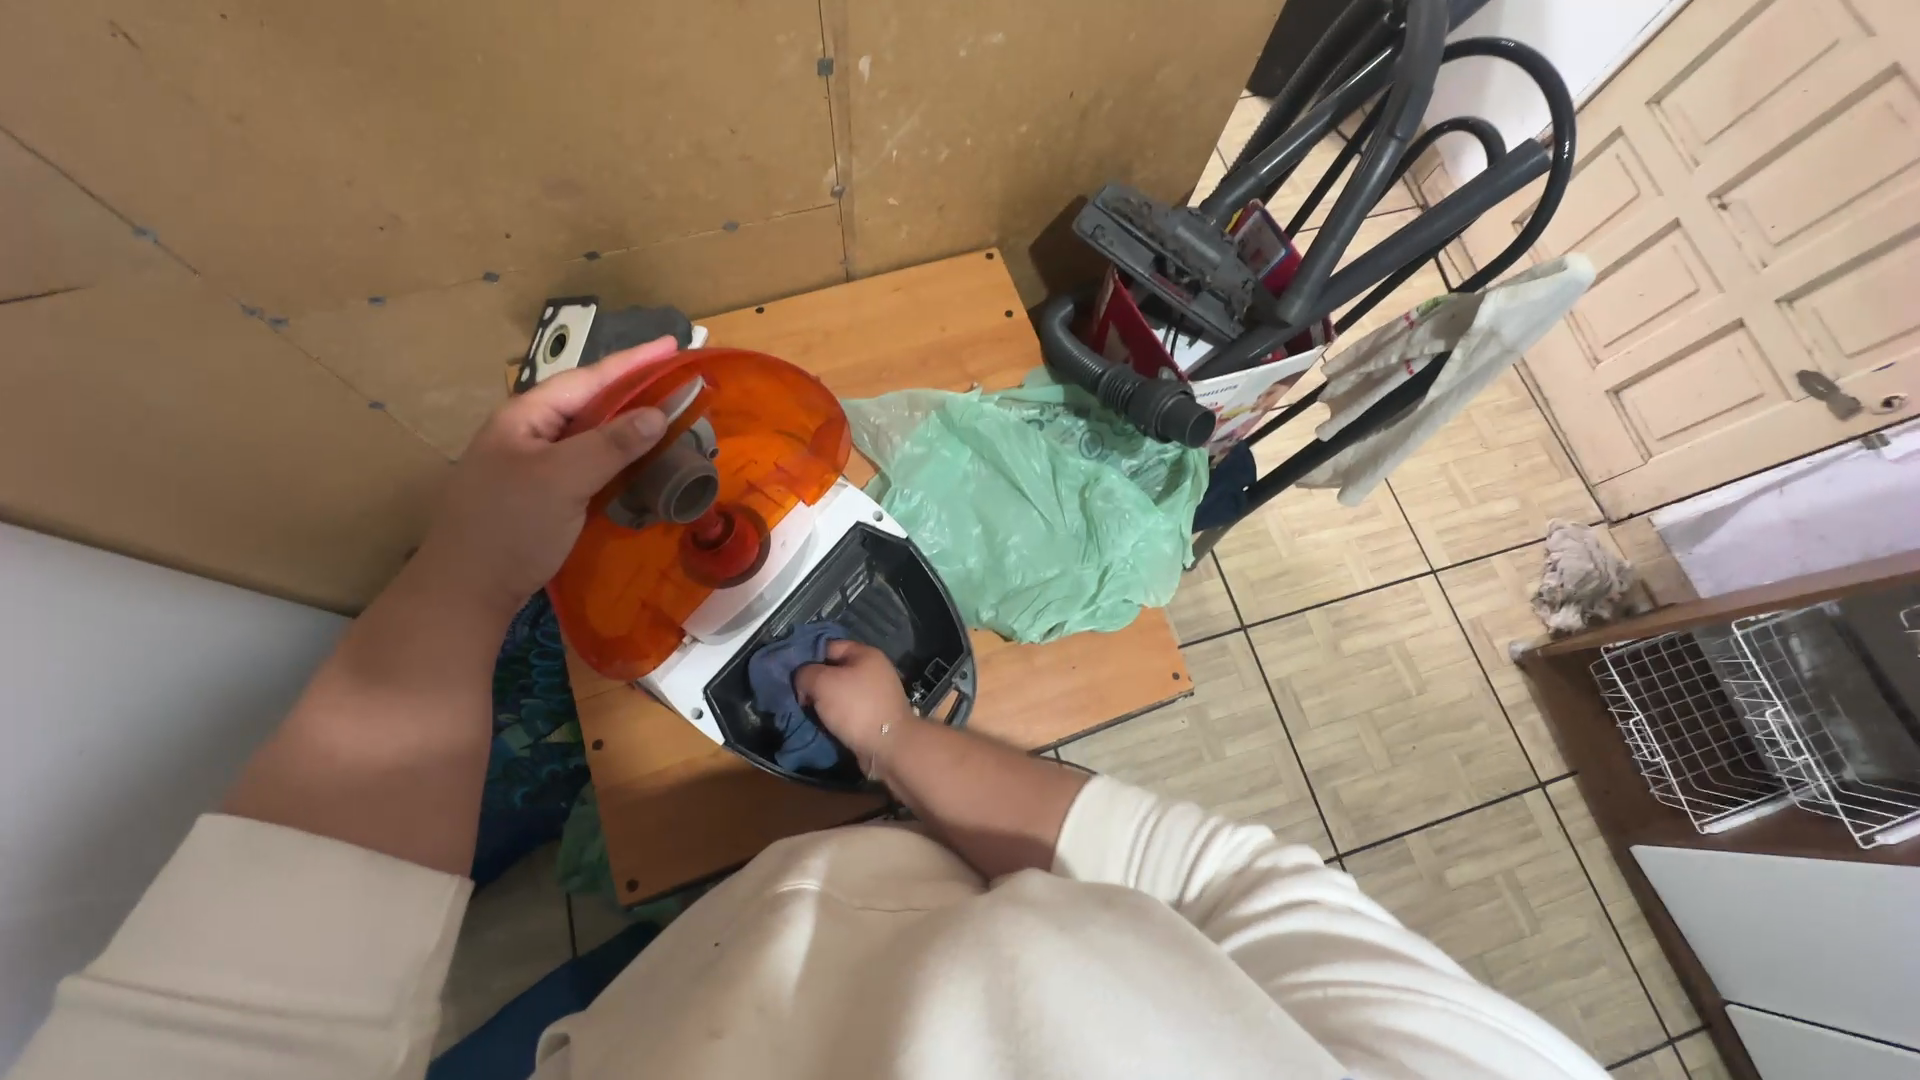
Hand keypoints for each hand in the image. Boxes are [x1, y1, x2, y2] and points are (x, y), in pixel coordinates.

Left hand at [412, 336, 679, 615]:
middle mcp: (529, 434)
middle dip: (634, 389)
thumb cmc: (510, 527)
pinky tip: (641, 463)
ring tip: (669, 416)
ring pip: (590, 434)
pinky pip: (589, 464)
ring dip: (629, 425)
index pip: (588, 379)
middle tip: (677, 381)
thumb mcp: (563, 480)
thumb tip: (657, 414)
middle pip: (590, 402)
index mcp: (525, 417)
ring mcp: (534, 466)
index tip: (673, 345)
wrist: (467, 591)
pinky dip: (620, 458)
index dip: (633, 362)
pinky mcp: (543, 496)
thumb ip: (611, 444)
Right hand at [794, 641, 917, 768]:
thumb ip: (805, 674)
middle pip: (833, 671)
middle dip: (814, 683)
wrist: (888, 746)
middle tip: (798, 697)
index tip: (792, 676)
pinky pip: (847, 710)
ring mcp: (875, 694)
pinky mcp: (874, 716)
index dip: (808, 658)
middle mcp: (873, 670)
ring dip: (822, 702)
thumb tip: (803, 682)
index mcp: (865, 654)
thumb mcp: (822, 682)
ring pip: (839, 693)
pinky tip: (821, 724)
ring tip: (806, 712)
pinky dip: (834, 716)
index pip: (828, 646)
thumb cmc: (856, 706)